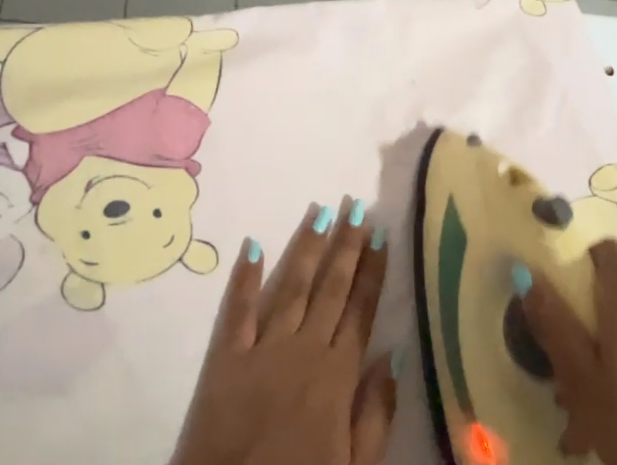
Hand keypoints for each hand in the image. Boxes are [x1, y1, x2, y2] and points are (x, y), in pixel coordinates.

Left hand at [172, 203, 395, 464]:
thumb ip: (375, 413)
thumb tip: (392, 355)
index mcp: (338, 376)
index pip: (361, 309)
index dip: (372, 269)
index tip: (381, 231)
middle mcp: (303, 350)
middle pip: (330, 288)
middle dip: (345, 243)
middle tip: (354, 203)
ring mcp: (262, 350)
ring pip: (290, 286)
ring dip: (306, 247)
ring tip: (319, 210)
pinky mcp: (224, 358)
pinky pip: (237, 310)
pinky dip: (245, 277)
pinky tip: (253, 244)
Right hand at [522, 240, 616, 464]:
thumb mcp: (579, 377)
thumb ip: (552, 321)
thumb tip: (527, 272)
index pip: (603, 248)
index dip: (576, 259)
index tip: (552, 289)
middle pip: (614, 292)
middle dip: (584, 321)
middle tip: (560, 366)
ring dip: (604, 354)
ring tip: (581, 408)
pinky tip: (614, 418)